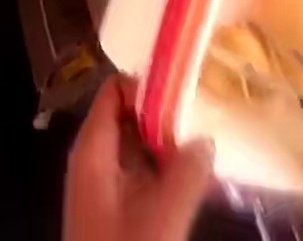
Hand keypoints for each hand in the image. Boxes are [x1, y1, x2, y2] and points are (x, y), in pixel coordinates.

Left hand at [65, 77, 215, 240]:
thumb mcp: (162, 218)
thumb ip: (189, 170)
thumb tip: (206, 139)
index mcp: (92, 151)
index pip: (116, 89)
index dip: (149, 84)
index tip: (187, 91)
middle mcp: (96, 161)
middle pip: (131, 114)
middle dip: (169, 114)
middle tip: (208, 113)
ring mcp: (107, 188)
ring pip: (143, 145)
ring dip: (174, 144)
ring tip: (210, 143)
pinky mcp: (120, 214)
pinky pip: (148, 173)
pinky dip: (171, 170)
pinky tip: (200, 180)